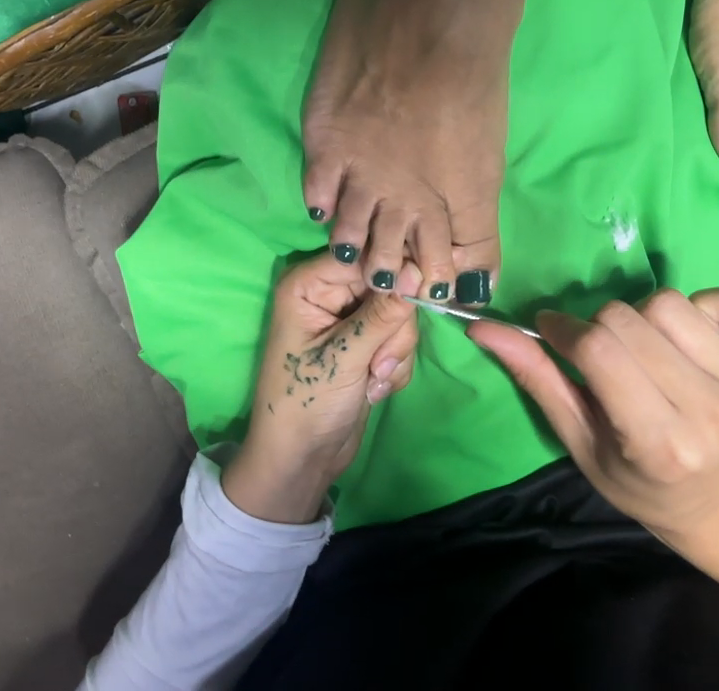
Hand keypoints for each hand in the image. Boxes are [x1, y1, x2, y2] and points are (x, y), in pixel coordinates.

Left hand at [221, 254, 418, 523]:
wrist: (302, 460)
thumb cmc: (307, 404)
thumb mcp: (344, 357)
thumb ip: (382, 314)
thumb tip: (416, 270)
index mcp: (308, 284)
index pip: (363, 257)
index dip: (392, 274)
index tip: (415, 297)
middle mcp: (328, 293)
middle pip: (387, 284)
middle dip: (393, 329)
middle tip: (378, 364)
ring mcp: (349, 318)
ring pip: (400, 313)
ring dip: (394, 351)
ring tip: (373, 379)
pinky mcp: (366, 341)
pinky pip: (399, 337)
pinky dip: (394, 363)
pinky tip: (373, 387)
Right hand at [470, 286, 718, 536]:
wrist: (713, 502)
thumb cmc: (633, 477)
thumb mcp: (577, 438)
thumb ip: (538, 378)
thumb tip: (482, 328)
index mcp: (660, 443)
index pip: (599, 349)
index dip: (564, 329)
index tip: (553, 332)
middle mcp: (713, 414)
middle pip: (631, 318)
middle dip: (601, 325)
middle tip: (602, 353)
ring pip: (672, 302)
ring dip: (646, 316)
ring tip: (647, 350)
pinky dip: (709, 304)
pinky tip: (694, 339)